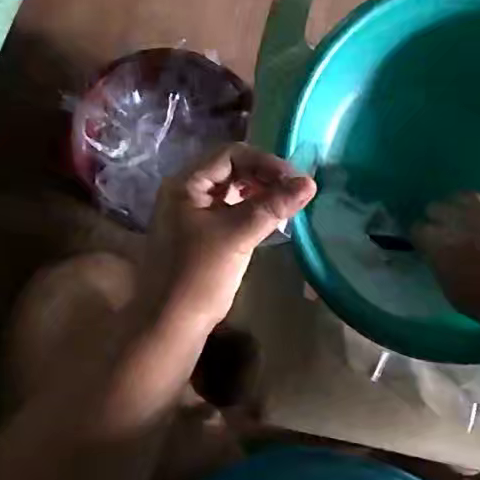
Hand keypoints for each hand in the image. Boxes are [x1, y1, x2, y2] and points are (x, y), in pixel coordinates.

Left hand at [142, 143, 315, 326]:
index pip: (230, 154)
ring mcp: (189, 214)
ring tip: (287, 205)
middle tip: (295, 191)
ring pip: (230, 191)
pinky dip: (250, 211)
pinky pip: (228, 211)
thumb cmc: (198, 276)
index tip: (295, 180)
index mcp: (184, 184)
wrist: (169, 325)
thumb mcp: (237, 236)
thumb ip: (273, 206)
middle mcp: (184, 192)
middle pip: (230, 169)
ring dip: (259, 193)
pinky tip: (270, 222)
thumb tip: (310, 182)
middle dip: (264, 176)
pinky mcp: (198, 235)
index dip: (265, 162)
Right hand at [413, 192, 479, 324]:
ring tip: (468, 220)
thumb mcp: (450, 287)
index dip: (423, 238)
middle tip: (448, 233)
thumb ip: (440, 264)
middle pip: (436, 207)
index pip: (417, 229)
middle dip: (439, 218)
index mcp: (435, 242)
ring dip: (462, 207)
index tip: (428, 246)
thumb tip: (440, 256)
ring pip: (462, 197)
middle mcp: (455, 219)